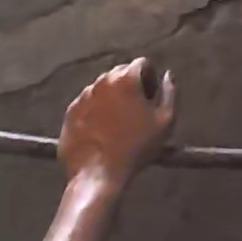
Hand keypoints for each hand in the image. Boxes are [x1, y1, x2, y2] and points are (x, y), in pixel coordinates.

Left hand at [56, 58, 175, 189]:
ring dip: (113, 96)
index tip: (151, 99)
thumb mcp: (165, 120)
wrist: (98, 177)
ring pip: (103, 87)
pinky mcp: (70, 112)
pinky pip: (88, 102)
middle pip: (121, 72)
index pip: (142, 63)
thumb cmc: (136, 148)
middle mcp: (102, 81)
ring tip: (118, 122)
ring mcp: (84, 96)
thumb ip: (170, 91)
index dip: (150, 79)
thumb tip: (168, 75)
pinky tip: (102, 130)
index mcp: (126, 78)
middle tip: (136, 110)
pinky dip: (96, 109)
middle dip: (131, 85)